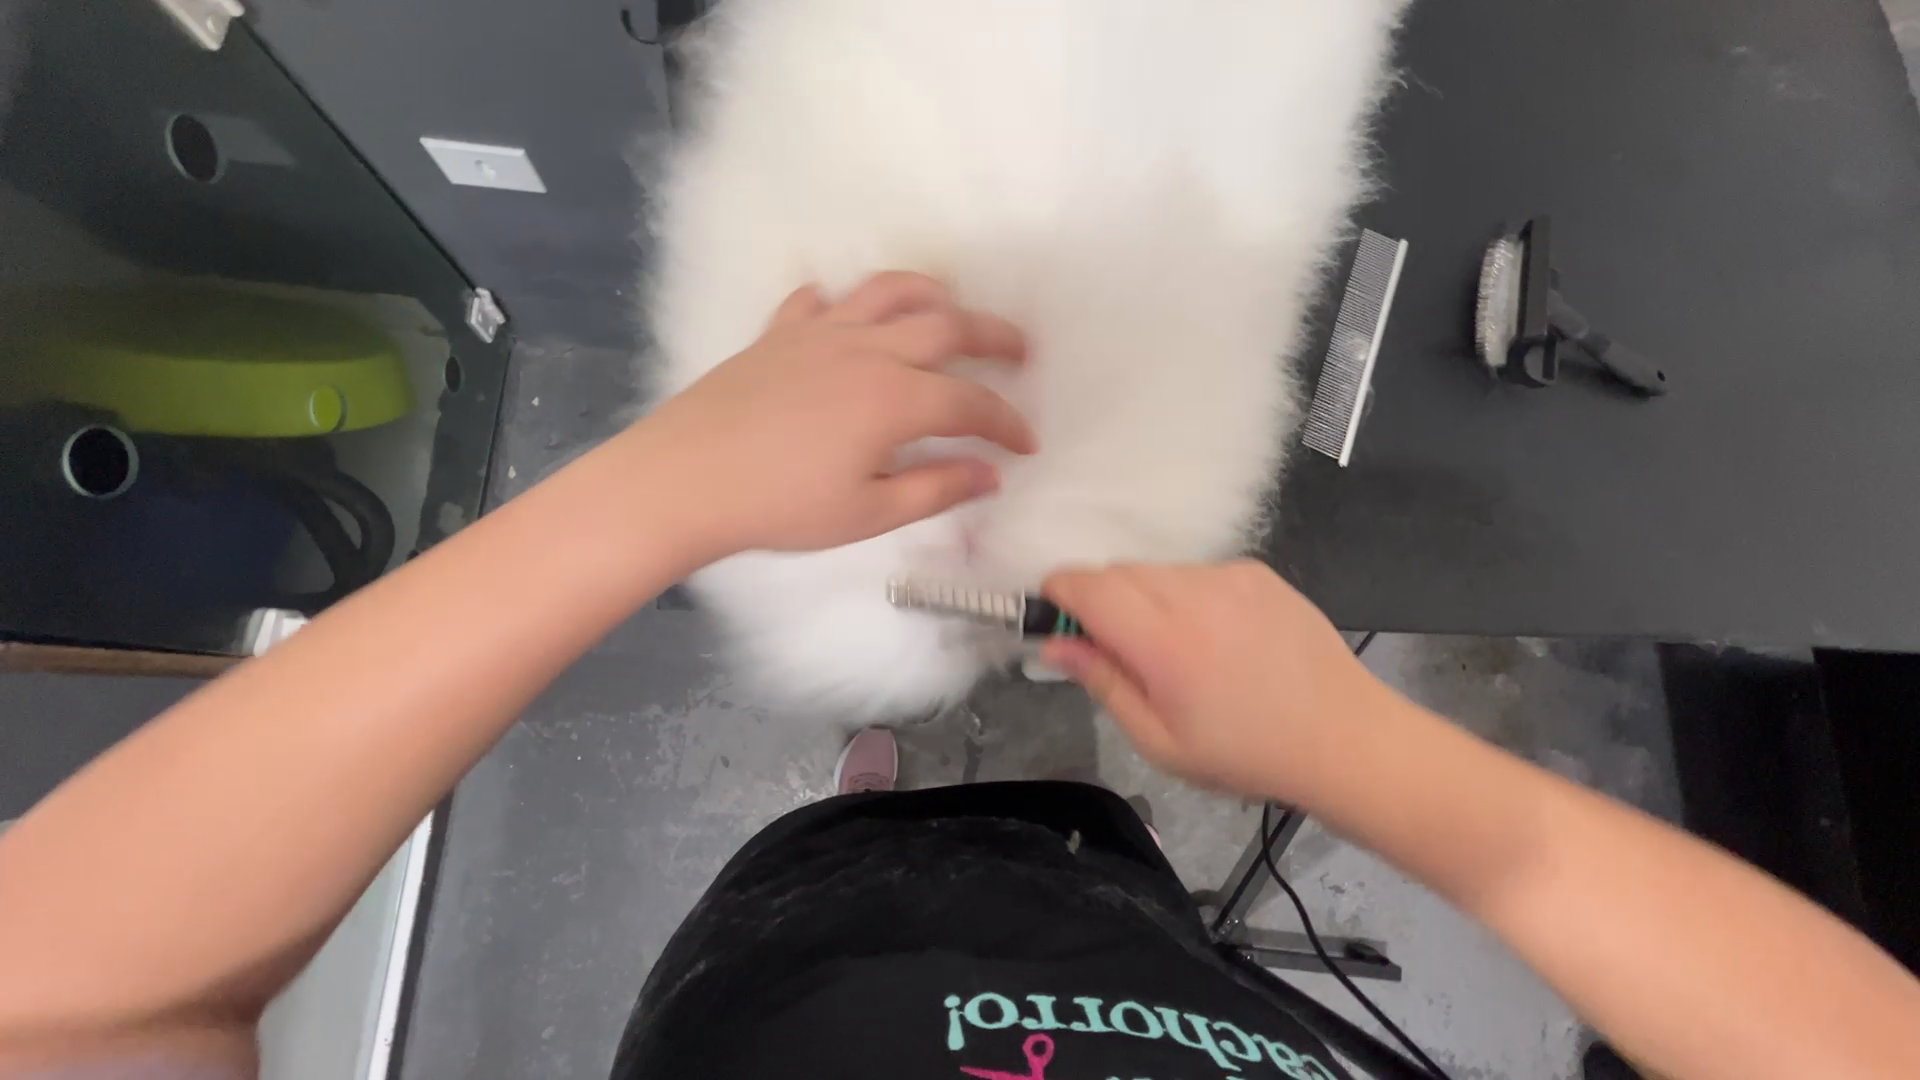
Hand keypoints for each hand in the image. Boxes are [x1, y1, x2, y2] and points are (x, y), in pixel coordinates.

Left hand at [633, 272, 1036, 555]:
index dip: (1007, 423)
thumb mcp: (868, 514)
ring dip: (933, 294)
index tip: (1026, 444)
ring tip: (953, 309)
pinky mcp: (779, 333)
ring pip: (890, 292)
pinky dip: (846, 301)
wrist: (684, 480)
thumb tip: (990, 474)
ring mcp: (819, 333)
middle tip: (1021, 351)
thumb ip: (936, 489)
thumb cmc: (780, 506)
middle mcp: (866, 350)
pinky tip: (850, 317)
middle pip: (947, 325)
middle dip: (994, 336)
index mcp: (893, 399)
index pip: (971, 403)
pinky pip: (821, 300)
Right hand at [1040, 560, 1391, 799]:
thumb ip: (1102, 683)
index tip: (1055, 616)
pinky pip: (1195, 572)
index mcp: (1165, 642)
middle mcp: (1194, 594)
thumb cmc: (1245, 754)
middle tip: (1116, 649)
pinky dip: (1183, 594)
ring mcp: (1230, 577)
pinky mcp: (1257, 572)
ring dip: (1142, 598)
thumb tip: (1054, 646)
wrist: (1346, 739)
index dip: (1059, 593)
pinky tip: (1211, 634)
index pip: (1087, 587)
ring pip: (1155, 570)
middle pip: (1116, 571)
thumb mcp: (1160, 741)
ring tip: (1173, 647)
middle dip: (1100, 600)